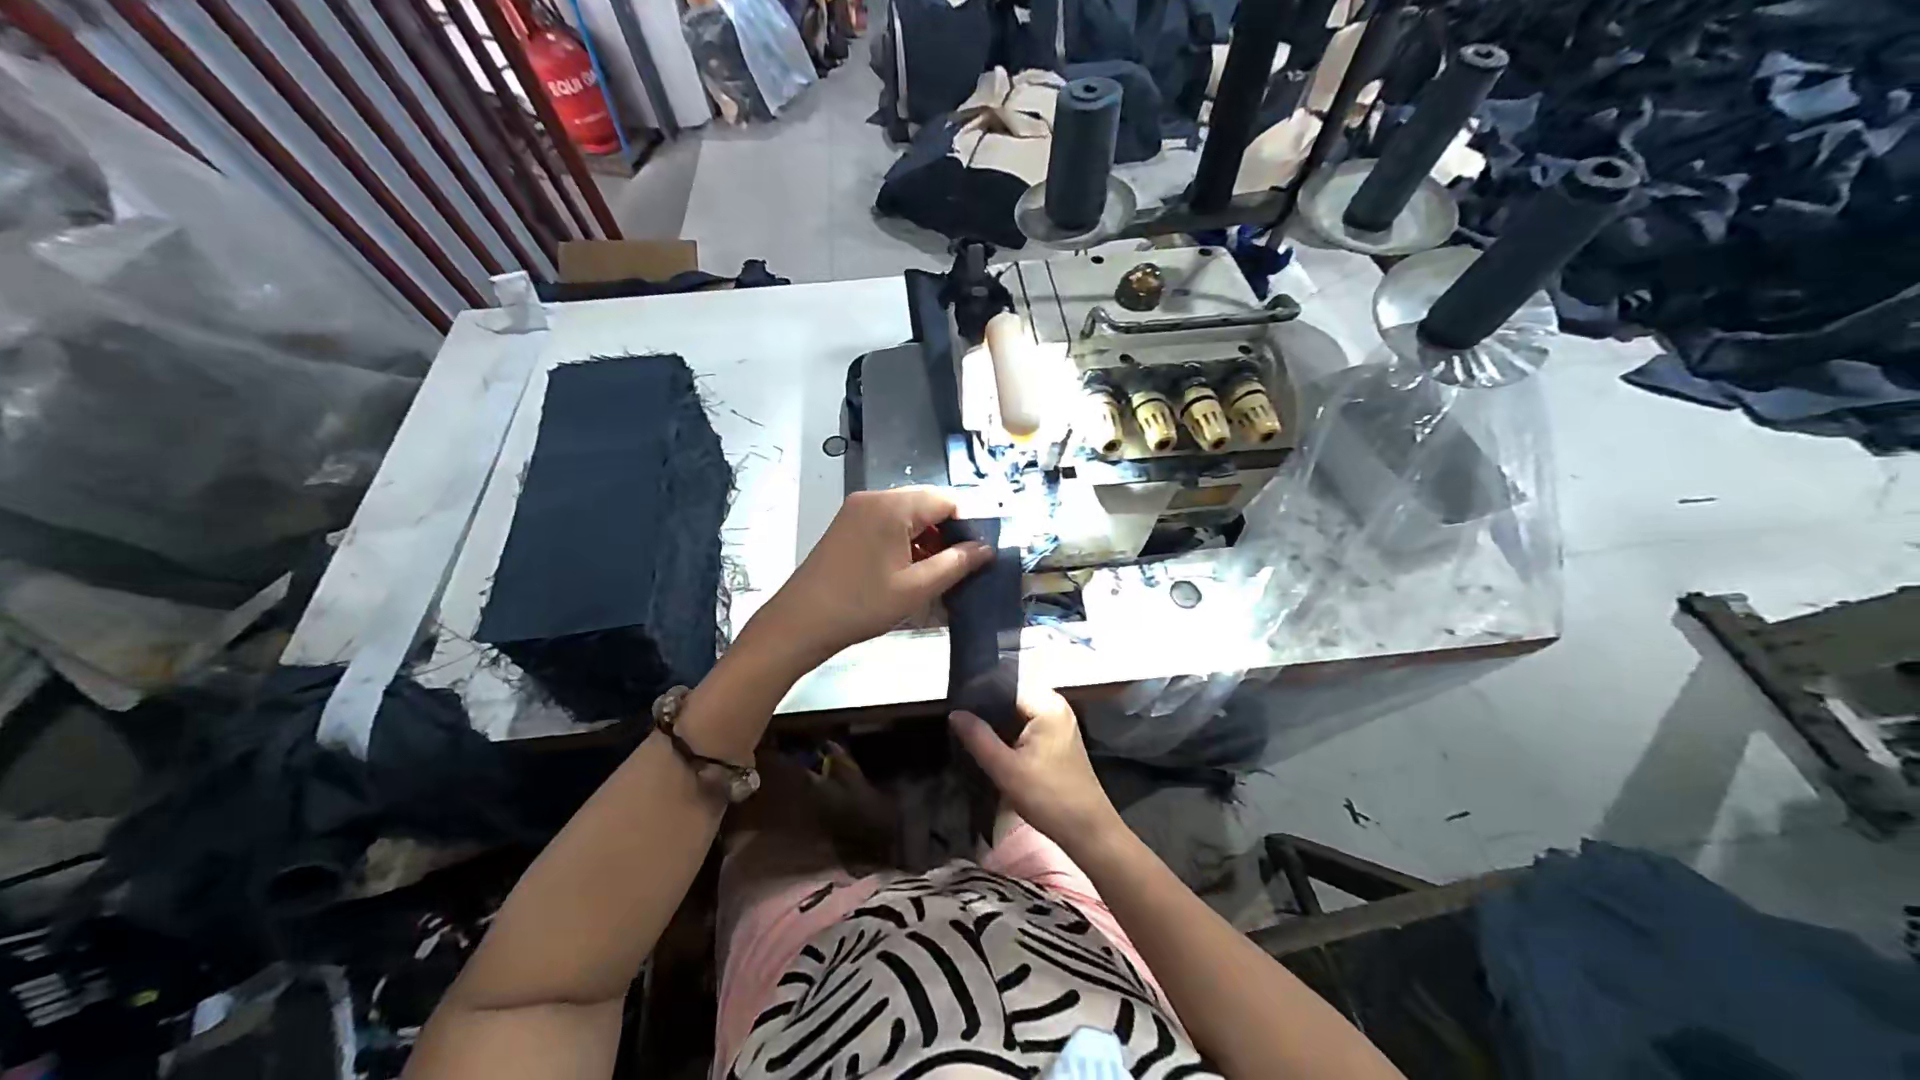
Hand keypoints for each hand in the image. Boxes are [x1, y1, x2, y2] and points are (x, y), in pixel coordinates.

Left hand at [742, 487, 990, 674]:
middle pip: (926, 504)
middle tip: (956, 568)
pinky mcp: (847, 525)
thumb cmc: (861, 606)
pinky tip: (907, 570)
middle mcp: (873, 498)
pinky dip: (903, 541)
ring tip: (932, 574)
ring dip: (925, 539)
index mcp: (892, 506)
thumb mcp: (916, 588)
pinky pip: (887, 523)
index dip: (967, 525)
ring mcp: (856, 510)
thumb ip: (956, 564)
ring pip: (907, 515)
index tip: (976, 555)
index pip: (946, 500)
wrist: (800, 623)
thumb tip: (985, 548)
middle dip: (946, 532)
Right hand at [950, 688, 1124, 854]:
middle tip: (958, 720)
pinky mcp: (1057, 738)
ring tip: (969, 730)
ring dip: (996, 721)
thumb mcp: (1006, 769)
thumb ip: (978, 737)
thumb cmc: (1048, 797)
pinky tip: (991, 743)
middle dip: (986, 707)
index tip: (954, 705)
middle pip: (1011, 696)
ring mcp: (1058, 722)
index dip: (979, 692)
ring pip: (1017, 712)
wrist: (1087, 830)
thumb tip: (955, 713)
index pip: (1006, 684)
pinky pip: (1026, 724)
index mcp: (1047, 704)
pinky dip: (1009, 732)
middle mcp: (1055, 705)